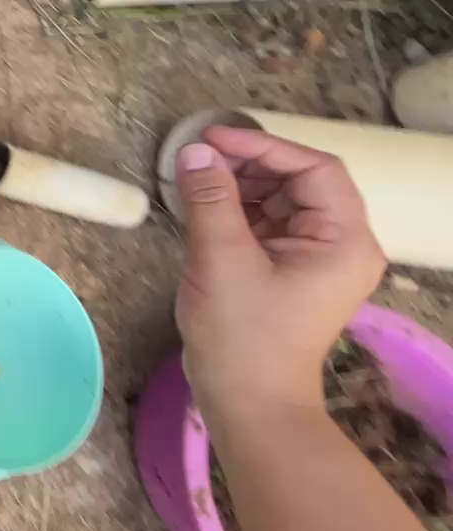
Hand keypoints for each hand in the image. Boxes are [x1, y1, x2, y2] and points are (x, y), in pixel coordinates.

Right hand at [173, 125, 384, 415]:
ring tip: (189, 180)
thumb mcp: (220, 258)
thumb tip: (193, 152)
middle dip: (247, 165)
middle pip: (298, 184)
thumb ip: (210, 201)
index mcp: (343, 241)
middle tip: (192, 158)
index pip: (315, 172)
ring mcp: (308, 257)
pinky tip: (197, 206)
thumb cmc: (242, 328)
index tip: (208, 139)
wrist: (245, 391)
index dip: (263, 147)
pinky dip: (230, 208)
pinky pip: (261, 223)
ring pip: (276, 201)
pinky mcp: (281, 268)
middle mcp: (336, 244)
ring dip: (235, 185)